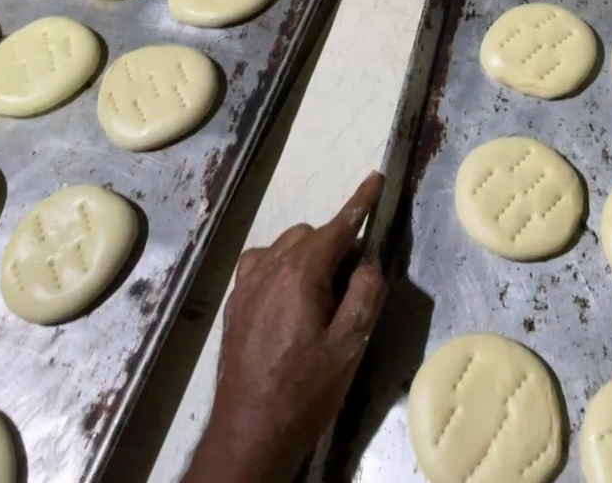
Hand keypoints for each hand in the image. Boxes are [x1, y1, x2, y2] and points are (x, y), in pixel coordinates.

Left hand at [185, 173, 388, 482]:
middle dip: (336, 246)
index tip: (376, 178)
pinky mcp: (235, 303)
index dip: (361, 202)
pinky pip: (263, 264)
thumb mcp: (351, 343)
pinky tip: (290, 300)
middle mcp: (269, 267)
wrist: (250, 433)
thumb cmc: (306, 389)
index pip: (338, 226)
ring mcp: (247, 284)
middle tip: (353, 283)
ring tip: (322, 296)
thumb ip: (366, 292)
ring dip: (309, 256)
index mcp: (301, 272)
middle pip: (312, 235)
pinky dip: (283, 267)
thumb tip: (367, 261)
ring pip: (286, 246)